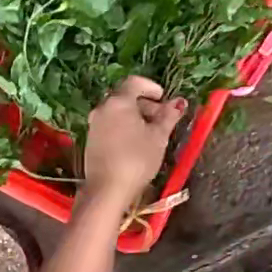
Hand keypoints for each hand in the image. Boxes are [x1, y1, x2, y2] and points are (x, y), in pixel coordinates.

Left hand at [82, 76, 186, 210]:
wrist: (107, 189)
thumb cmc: (137, 159)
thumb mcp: (158, 137)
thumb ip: (169, 116)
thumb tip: (180, 101)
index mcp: (119, 102)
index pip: (135, 82)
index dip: (152, 87)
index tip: (164, 98)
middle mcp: (103, 108)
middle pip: (125, 97)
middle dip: (146, 104)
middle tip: (162, 118)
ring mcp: (94, 124)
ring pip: (117, 111)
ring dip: (135, 116)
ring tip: (151, 133)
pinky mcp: (91, 139)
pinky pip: (110, 124)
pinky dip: (124, 126)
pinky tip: (135, 143)